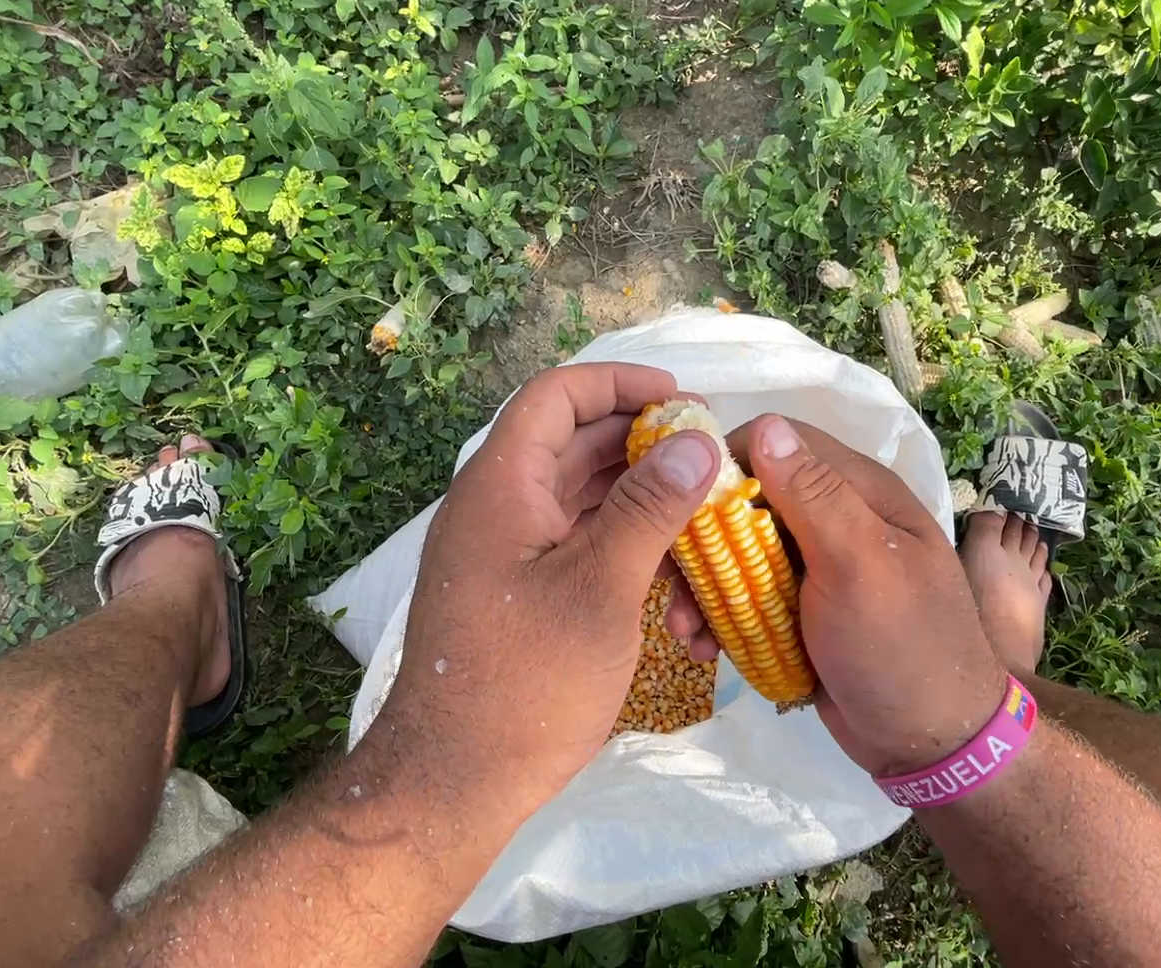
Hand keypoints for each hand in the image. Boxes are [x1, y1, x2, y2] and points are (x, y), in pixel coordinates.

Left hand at [370, 363, 720, 802]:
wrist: (457, 778)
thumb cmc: (527, 680)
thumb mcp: (599, 587)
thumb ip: (647, 507)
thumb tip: (695, 441)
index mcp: (502, 484)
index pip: (555, 396)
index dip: (616, 383)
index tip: (678, 396)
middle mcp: (500, 503)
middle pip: (573, 442)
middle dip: (639, 439)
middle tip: (704, 450)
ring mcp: (510, 546)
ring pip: (580, 492)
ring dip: (636, 491)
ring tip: (699, 501)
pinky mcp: (524, 585)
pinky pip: (577, 536)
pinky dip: (621, 536)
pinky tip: (669, 556)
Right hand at [669, 415, 1004, 775]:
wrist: (930, 747)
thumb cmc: (901, 648)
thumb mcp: (861, 565)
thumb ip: (814, 496)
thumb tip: (766, 425)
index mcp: (858, 490)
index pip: (779, 441)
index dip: (726, 461)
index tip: (681, 500)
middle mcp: (833, 517)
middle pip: (746, 498)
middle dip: (700, 534)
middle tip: (666, 575)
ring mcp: (812, 565)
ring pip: (736, 550)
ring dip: (702, 584)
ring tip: (683, 628)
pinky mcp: (795, 607)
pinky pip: (743, 594)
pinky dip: (718, 615)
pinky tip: (704, 648)